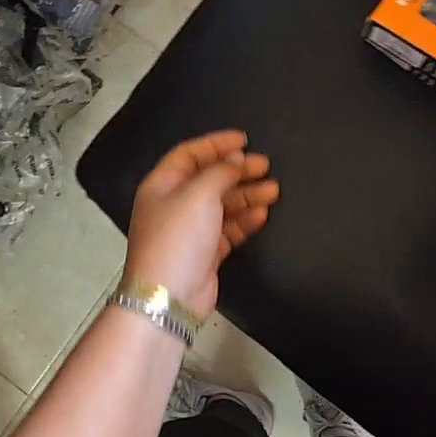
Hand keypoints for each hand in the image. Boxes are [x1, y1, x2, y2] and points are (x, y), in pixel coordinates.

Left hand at [125, 131, 279, 316]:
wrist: (168, 297)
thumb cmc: (178, 238)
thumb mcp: (199, 194)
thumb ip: (220, 172)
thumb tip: (235, 160)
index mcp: (162, 184)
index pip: (190, 154)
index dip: (216, 144)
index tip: (244, 140)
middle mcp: (174, 204)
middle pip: (209, 178)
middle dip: (237, 170)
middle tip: (265, 166)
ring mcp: (189, 230)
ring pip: (222, 204)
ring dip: (247, 195)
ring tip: (273, 190)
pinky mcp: (204, 252)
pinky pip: (228, 228)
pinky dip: (244, 219)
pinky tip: (262, 214)